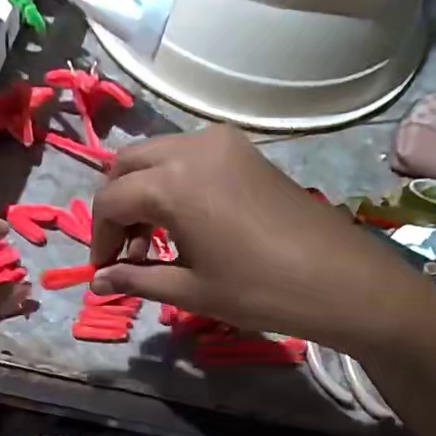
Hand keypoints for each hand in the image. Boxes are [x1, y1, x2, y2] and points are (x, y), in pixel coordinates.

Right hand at [87, 126, 434, 353]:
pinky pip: (190, 157)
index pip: (111, 200)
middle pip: (128, 165)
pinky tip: (185, 223)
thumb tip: (97, 283)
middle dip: (116, 208)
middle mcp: (192, 147)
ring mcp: (224, 144)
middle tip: (126, 253)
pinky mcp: (246, 151)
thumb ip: (137, 278)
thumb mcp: (191, 290)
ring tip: (155, 243)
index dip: (99, 237)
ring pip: (158, 156)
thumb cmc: (259, 290)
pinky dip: (173, 183)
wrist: (338, 279)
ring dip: (143, 193)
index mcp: (172, 182)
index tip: (104, 270)